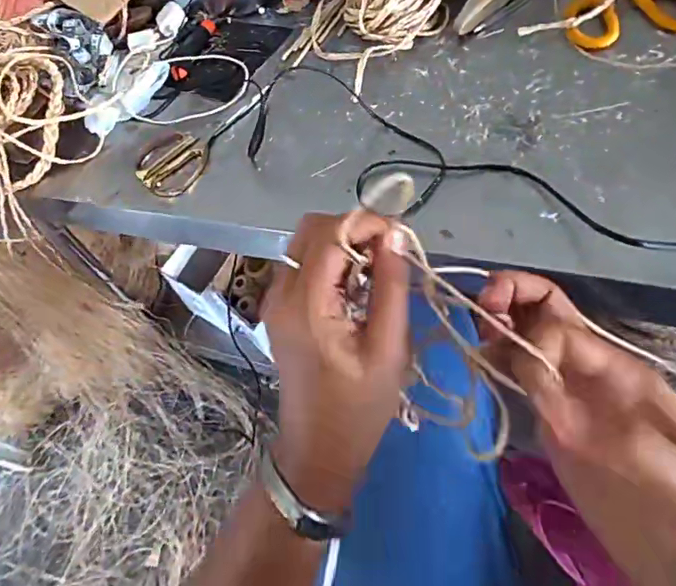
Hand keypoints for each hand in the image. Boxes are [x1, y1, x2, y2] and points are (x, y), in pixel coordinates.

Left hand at [265, 211, 412, 512]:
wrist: (318, 451)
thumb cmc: (358, 408)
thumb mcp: (388, 349)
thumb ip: (391, 286)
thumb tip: (395, 235)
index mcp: (306, 302)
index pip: (331, 233)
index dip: (367, 224)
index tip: (400, 238)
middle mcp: (281, 291)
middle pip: (313, 227)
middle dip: (354, 228)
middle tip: (389, 252)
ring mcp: (275, 297)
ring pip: (306, 240)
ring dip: (342, 241)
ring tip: (376, 269)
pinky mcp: (278, 305)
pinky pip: (302, 261)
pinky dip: (330, 258)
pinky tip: (355, 284)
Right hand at [477, 273, 675, 584]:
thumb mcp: (646, 451)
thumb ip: (585, 407)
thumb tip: (526, 365)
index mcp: (617, 368)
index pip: (563, 324)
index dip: (535, 332)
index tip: (513, 355)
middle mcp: (589, 373)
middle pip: (545, 315)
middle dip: (510, 296)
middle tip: (480, 307)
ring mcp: (572, 400)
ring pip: (528, 343)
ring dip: (499, 325)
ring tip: (475, 333)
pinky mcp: (557, 431)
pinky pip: (522, 381)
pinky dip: (498, 363)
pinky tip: (481, 364)